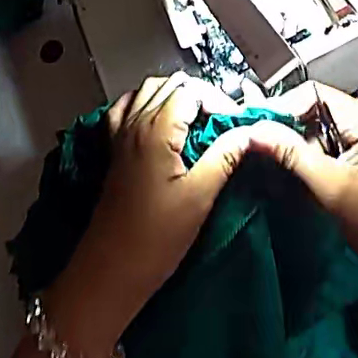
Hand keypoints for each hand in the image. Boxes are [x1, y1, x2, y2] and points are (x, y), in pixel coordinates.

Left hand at [45, 74, 265, 348]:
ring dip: (175, 95)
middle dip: (200, 94)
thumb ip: (225, 156)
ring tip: (199, 119)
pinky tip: (161, 121)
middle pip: (171, 84)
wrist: (108, 273)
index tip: (236, 124)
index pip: (192, 90)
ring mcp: (120, 134)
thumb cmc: (156, 238)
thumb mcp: (199, 197)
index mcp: (157, 129)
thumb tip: (249, 131)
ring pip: (149, 90)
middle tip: (223, 120)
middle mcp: (135, 122)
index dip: (218, 100)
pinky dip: (147, 103)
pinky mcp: (113, 148)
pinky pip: (128, 107)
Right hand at [258, 83, 357, 283]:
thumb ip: (293, 156)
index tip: (257, 131)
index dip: (283, 109)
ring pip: (321, 135)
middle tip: (264, 155)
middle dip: (290, 133)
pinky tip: (302, 184)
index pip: (314, 93)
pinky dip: (314, 165)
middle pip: (316, 113)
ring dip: (301, 152)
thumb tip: (256, 132)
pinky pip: (331, 152)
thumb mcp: (334, 188)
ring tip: (281, 173)